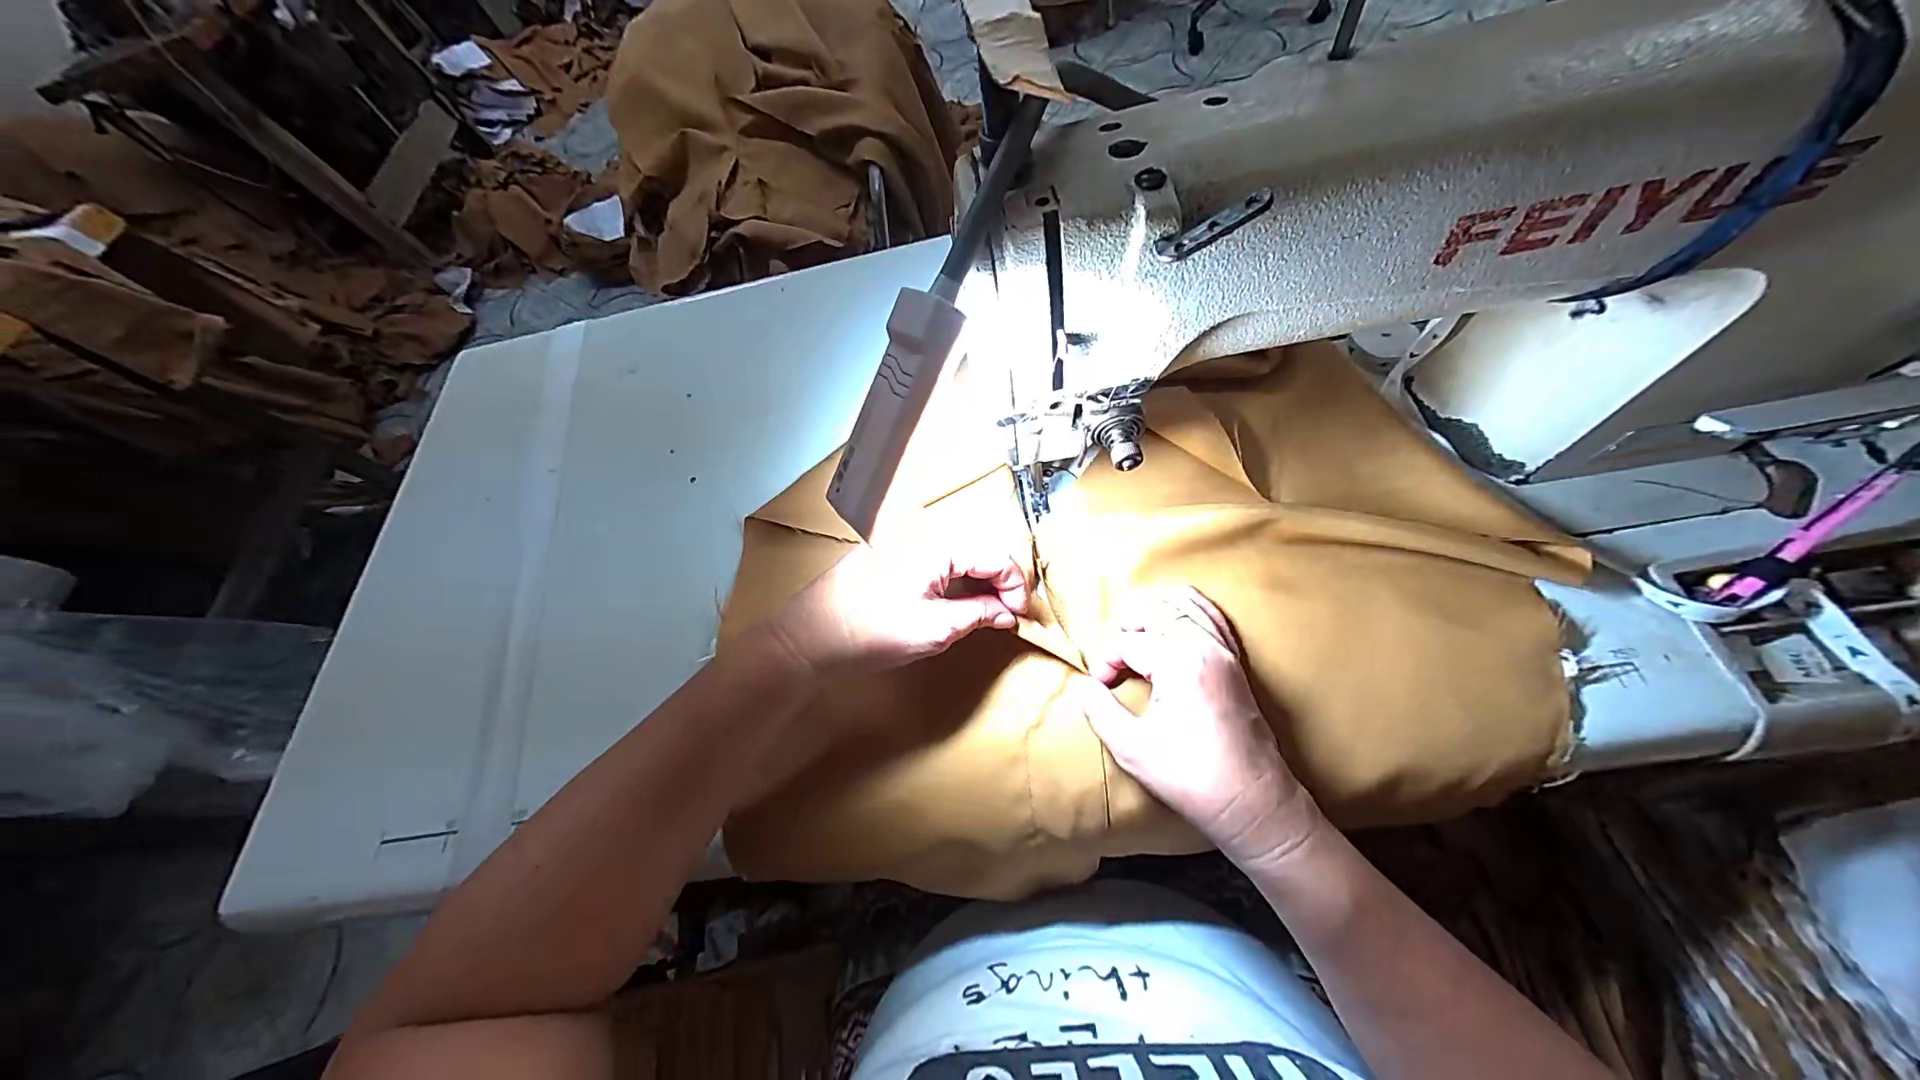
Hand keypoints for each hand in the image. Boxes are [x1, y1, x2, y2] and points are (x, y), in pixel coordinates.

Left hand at [762, 534, 1029, 677]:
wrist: (809, 637)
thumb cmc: (868, 632)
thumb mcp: (936, 629)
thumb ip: (979, 615)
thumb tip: (1006, 613)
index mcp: (937, 545)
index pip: (996, 556)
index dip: (1016, 587)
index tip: (1021, 615)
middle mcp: (922, 534)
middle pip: (979, 551)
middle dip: (1000, 583)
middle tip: (1007, 616)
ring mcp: (904, 544)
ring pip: (958, 557)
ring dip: (978, 583)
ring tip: (986, 615)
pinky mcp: (892, 557)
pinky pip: (937, 562)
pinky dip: (955, 582)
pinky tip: (958, 606)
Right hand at [1074, 587, 1326, 869]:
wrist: (1254, 804)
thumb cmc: (1193, 779)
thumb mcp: (1131, 748)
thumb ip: (1099, 710)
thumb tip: (1081, 686)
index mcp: (1181, 662)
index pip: (1129, 642)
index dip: (1106, 661)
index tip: (1101, 688)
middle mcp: (1207, 647)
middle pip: (1157, 612)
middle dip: (1127, 629)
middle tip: (1113, 662)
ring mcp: (1227, 653)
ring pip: (1187, 604)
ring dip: (1155, 611)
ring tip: (1134, 633)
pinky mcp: (1237, 664)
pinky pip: (1213, 617)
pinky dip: (1188, 610)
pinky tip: (1173, 620)